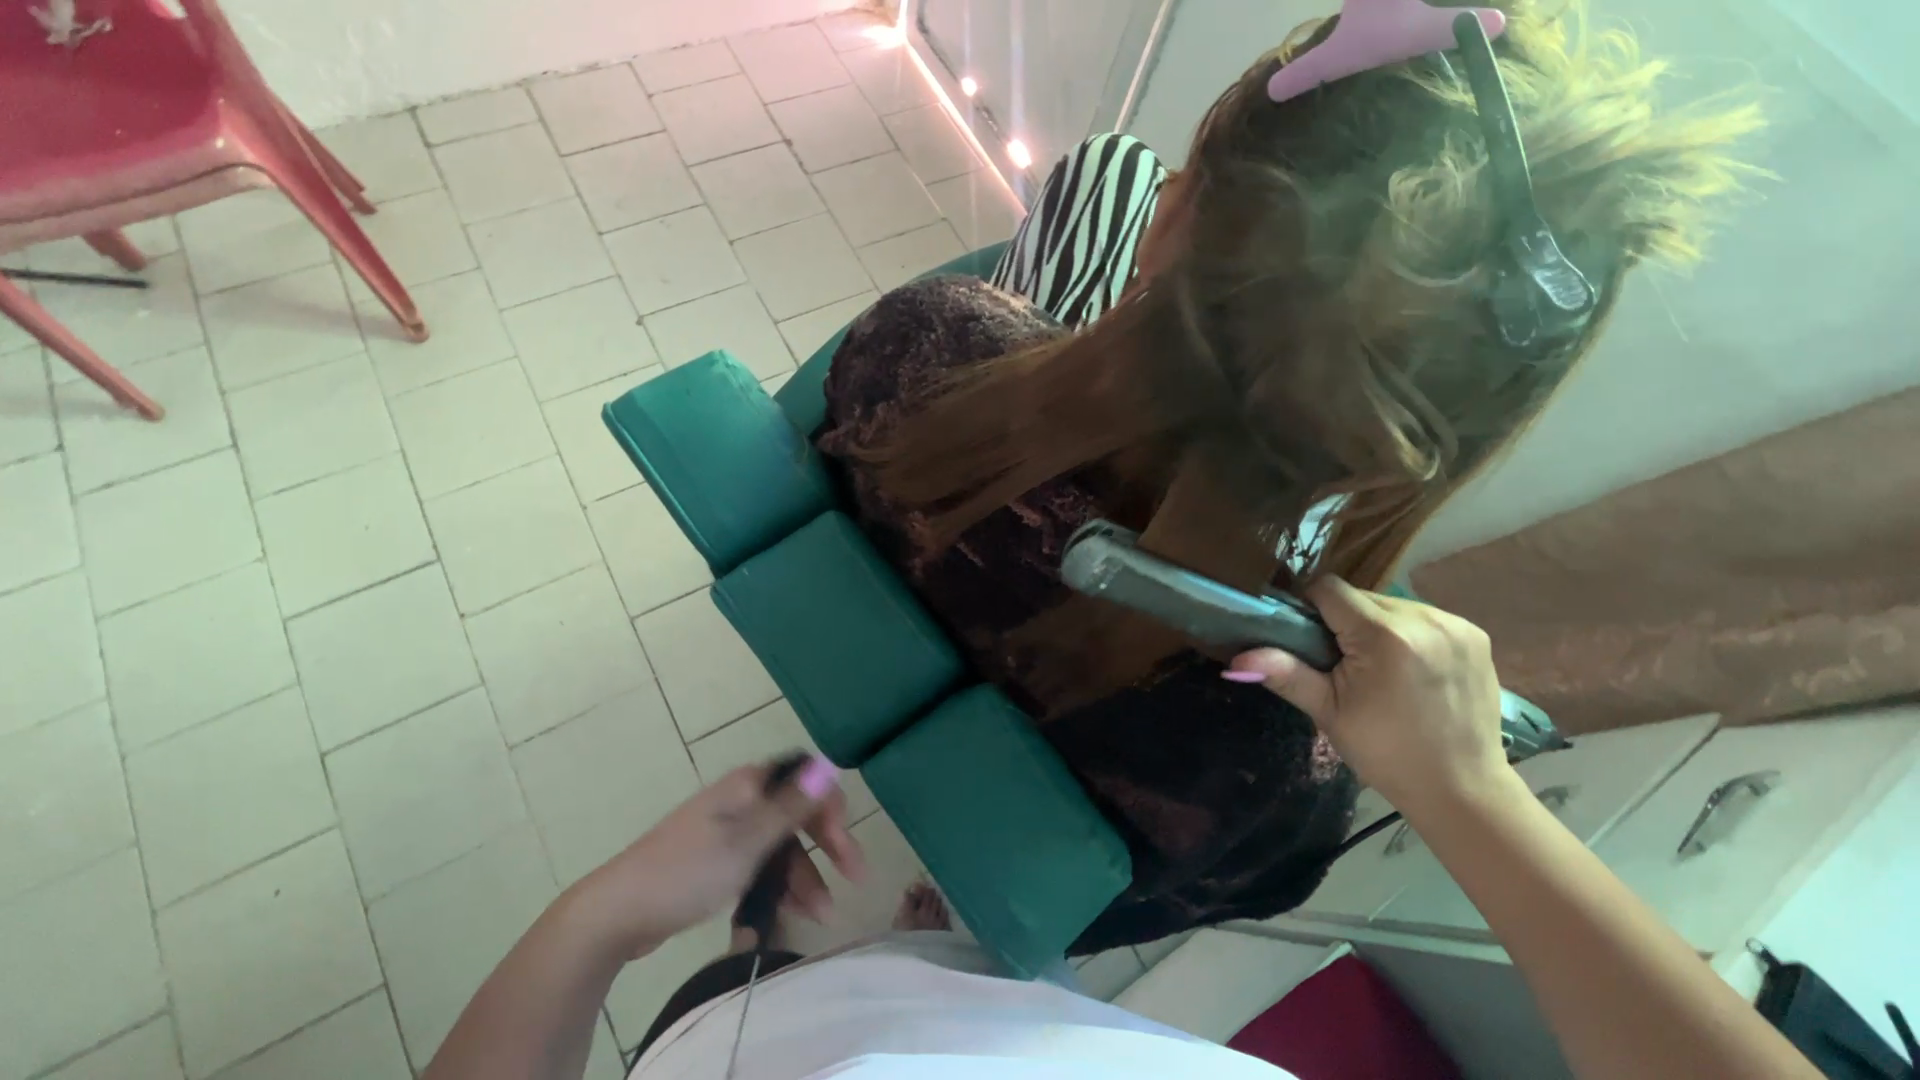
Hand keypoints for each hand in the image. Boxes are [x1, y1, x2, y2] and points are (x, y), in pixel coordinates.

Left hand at [566, 754, 866, 957]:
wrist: (618, 913)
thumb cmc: (687, 872)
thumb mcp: (748, 842)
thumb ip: (792, 805)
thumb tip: (829, 763)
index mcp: (749, 786)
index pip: (807, 781)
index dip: (832, 811)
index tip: (845, 848)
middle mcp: (742, 801)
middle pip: (799, 816)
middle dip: (827, 848)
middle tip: (853, 879)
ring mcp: (727, 832)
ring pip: (781, 848)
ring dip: (804, 878)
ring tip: (819, 917)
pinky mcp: (715, 862)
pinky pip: (760, 868)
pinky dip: (777, 888)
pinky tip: (786, 917)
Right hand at [1226, 576, 1508, 811]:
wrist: (1461, 788)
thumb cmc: (1385, 752)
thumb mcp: (1328, 713)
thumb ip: (1285, 674)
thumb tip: (1235, 661)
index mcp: (1384, 636)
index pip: (1329, 589)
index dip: (1310, 609)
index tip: (1310, 642)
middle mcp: (1424, 618)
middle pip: (1362, 596)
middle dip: (1345, 621)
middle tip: (1342, 665)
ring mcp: (1456, 625)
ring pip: (1393, 606)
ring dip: (1378, 626)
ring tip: (1379, 670)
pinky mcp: (1476, 635)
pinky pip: (1425, 618)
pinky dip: (1410, 635)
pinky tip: (1411, 671)